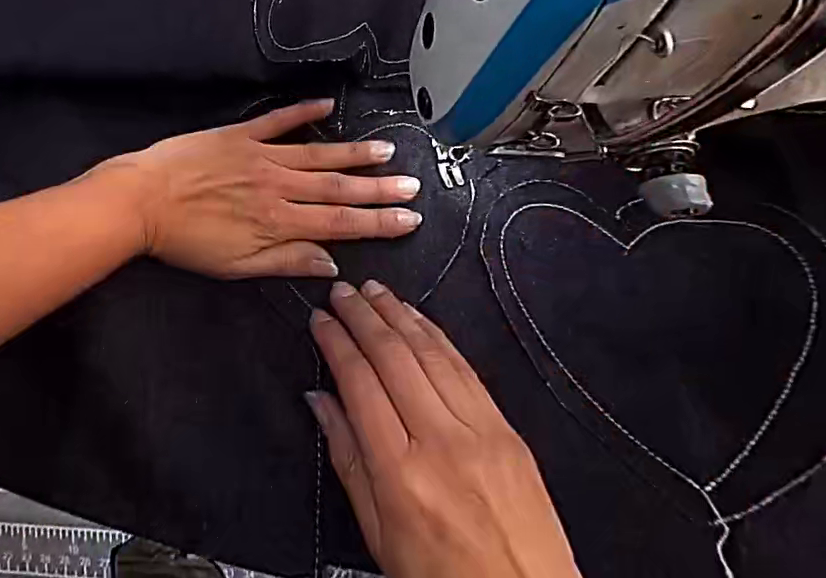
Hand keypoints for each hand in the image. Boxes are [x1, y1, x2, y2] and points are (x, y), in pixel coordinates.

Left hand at [93, 99, 420, 278]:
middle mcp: (279, 186)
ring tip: (387, 150)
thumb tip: (332, 265)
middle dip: (380, 188)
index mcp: (279, 222)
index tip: (409, 218)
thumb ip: (286, 261)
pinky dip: (305, 112)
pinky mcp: (242, 134)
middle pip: (339, 189)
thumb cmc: (186, 240)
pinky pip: (280, 120)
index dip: (378, 222)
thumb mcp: (235, 265)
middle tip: (413, 184)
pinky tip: (329, 105)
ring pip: (319, 154)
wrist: (141, 200)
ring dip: (355, 152)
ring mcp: (262, 155)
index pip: (341, 224)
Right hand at [308, 281, 582, 577]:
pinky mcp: (505, 426)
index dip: (336, 343)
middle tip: (342, 291)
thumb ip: (347, 459)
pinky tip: (418, 317)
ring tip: (374, 290)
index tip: (321, 321)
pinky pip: (463, 365)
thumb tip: (320, 403)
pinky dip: (435, 333)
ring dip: (397, 312)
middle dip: (361, 315)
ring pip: (428, 351)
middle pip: (392, 356)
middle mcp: (440, 442)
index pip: (359, 383)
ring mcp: (478, 429)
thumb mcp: (379, 535)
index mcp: (401, 475)